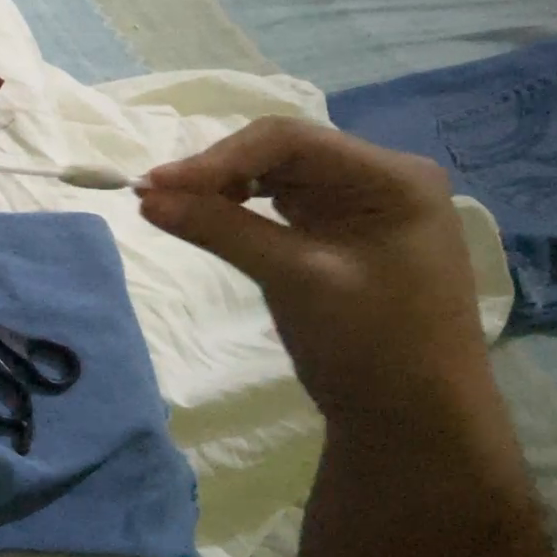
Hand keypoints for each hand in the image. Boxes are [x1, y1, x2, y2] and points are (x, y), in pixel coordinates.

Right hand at [138, 117, 486, 421]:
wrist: (411, 415)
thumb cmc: (370, 343)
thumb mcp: (293, 277)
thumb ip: (219, 229)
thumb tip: (145, 198)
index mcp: (390, 178)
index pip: (287, 141)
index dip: (214, 159)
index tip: (151, 188)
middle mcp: (376, 178)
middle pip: (277, 151)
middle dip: (212, 170)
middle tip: (150, 197)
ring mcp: (354, 205)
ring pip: (270, 174)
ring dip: (217, 187)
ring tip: (168, 206)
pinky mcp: (331, 231)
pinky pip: (271, 204)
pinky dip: (231, 208)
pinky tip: (203, 217)